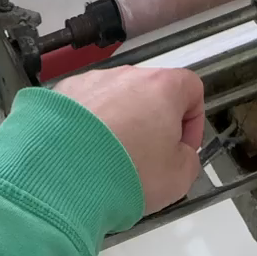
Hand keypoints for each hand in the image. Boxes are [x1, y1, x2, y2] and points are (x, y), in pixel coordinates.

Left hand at [55, 66, 204, 214]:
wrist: (68, 173)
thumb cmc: (127, 172)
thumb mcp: (178, 179)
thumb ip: (188, 162)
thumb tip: (182, 158)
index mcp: (163, 88)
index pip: (191, 89)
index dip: (193, 122)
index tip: (183, 149)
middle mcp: (127, 76)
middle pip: (150, 96)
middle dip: (153, 127)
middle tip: (148, 162)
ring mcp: (93, 82)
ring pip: (116, 103)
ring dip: (120, 128)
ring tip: (112, 163)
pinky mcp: (64, 96)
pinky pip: (85, 110)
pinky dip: (89, 130)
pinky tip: (87, 157)